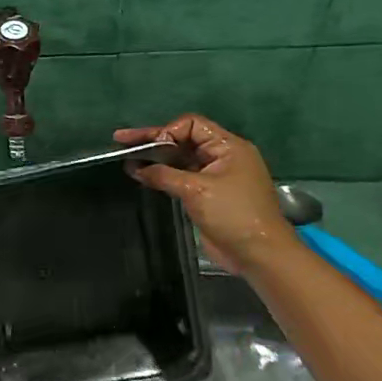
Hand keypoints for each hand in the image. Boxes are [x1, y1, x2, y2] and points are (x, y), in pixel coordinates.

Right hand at [115, 114, 296, 275]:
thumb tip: (136, 167)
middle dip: (154, 140)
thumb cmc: (233, 214)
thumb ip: (165, 175)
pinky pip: (182, 177)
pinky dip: (164, 175)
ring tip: (127, 157)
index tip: (148, 144)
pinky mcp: (208, 195)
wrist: (259, 255)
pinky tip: (142, 176)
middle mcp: (222, 156)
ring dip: (156, 159)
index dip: (167, 130)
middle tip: (122, 139)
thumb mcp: (197, 190)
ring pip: (181, 159)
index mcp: (228, 146)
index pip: (192, 125)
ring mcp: (215, 176)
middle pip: (183, 140)